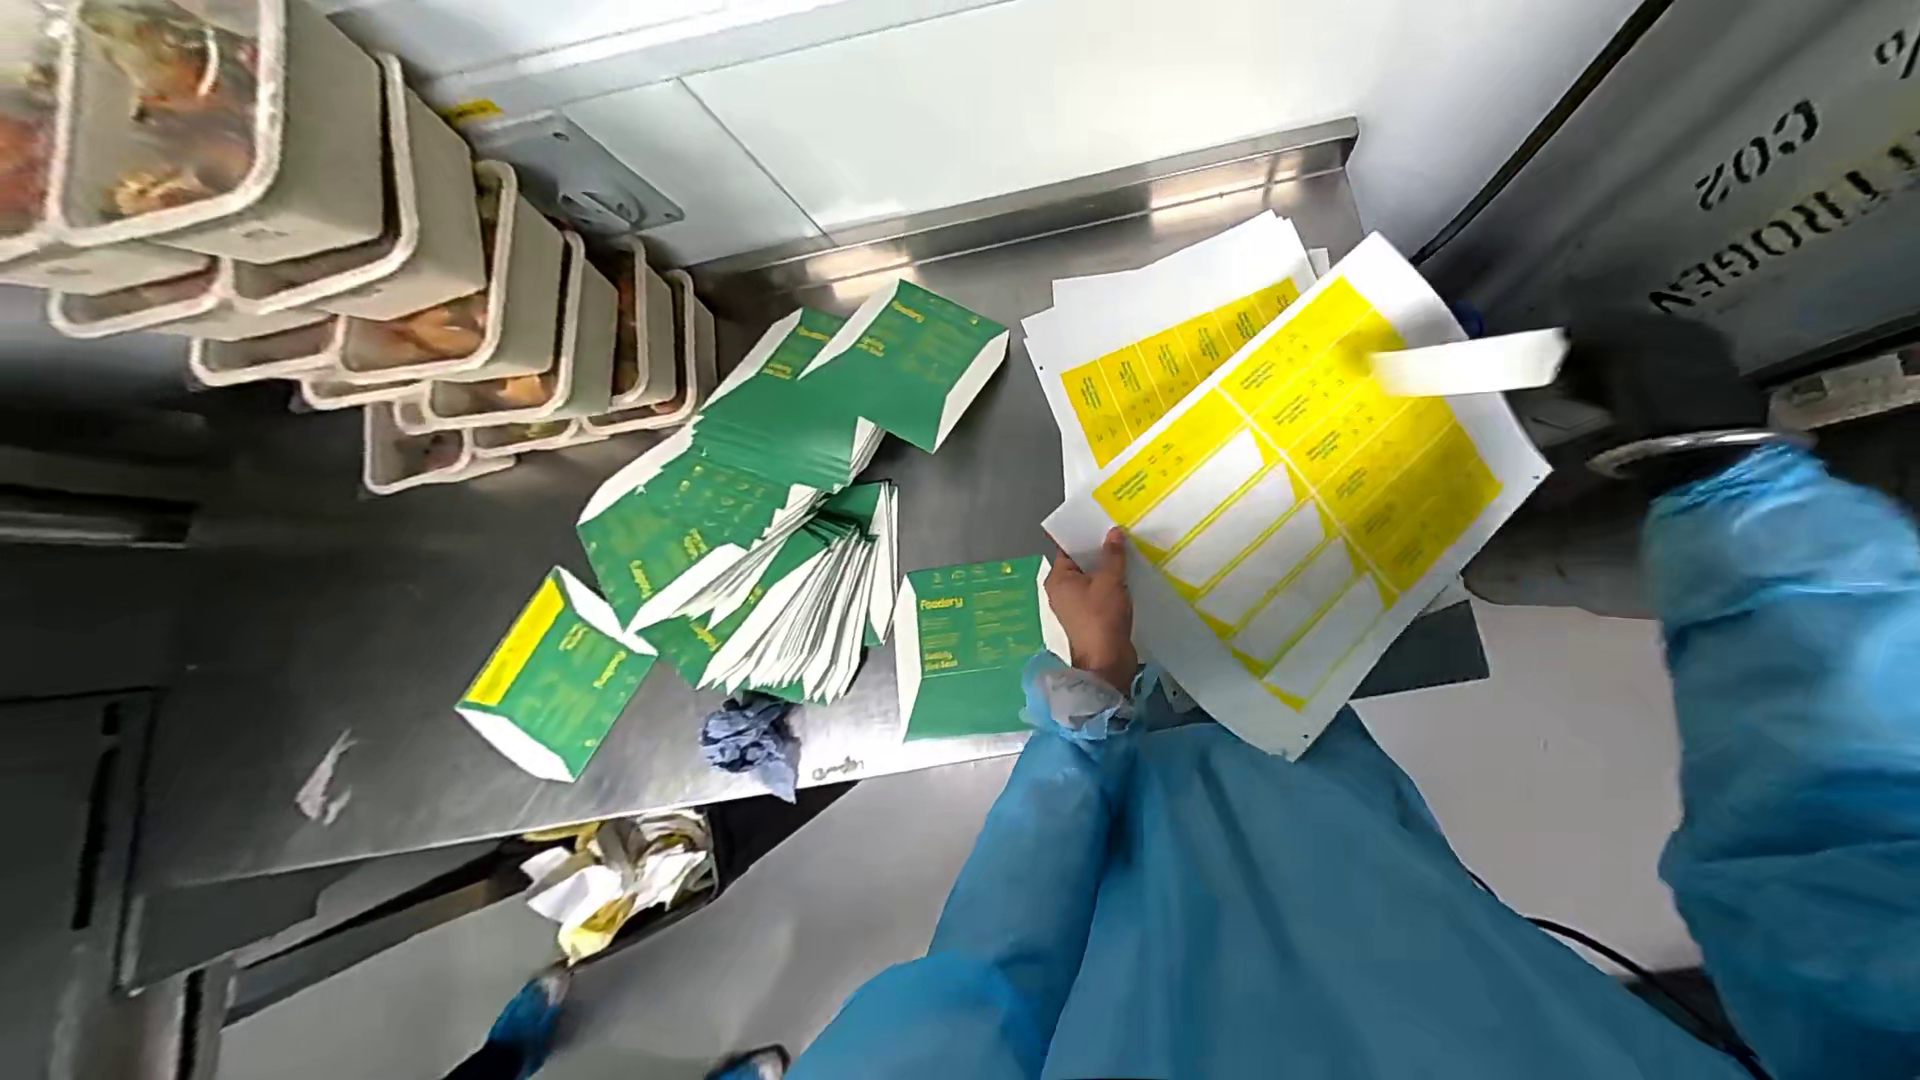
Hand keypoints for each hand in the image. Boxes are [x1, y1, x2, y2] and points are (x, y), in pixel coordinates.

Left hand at [1045, 527, 1137, 693]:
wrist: (1107, 662)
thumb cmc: (1101, 619)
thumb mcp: (1109, 581)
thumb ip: (1112, 555)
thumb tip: (1113, 533)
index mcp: (1058, 579)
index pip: (1067, 548)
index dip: (1084, 534)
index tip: (1101, 521)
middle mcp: (1062, 590)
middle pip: (1081, 562)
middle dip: (1099, 550)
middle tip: (1119, 531)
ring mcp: (1076, 605)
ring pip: (1093, 578)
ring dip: (1108, 567)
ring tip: (1129, 548)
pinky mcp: (1091, 616)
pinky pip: (1100, 592)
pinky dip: (1112, 584)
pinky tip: (1130, 573)